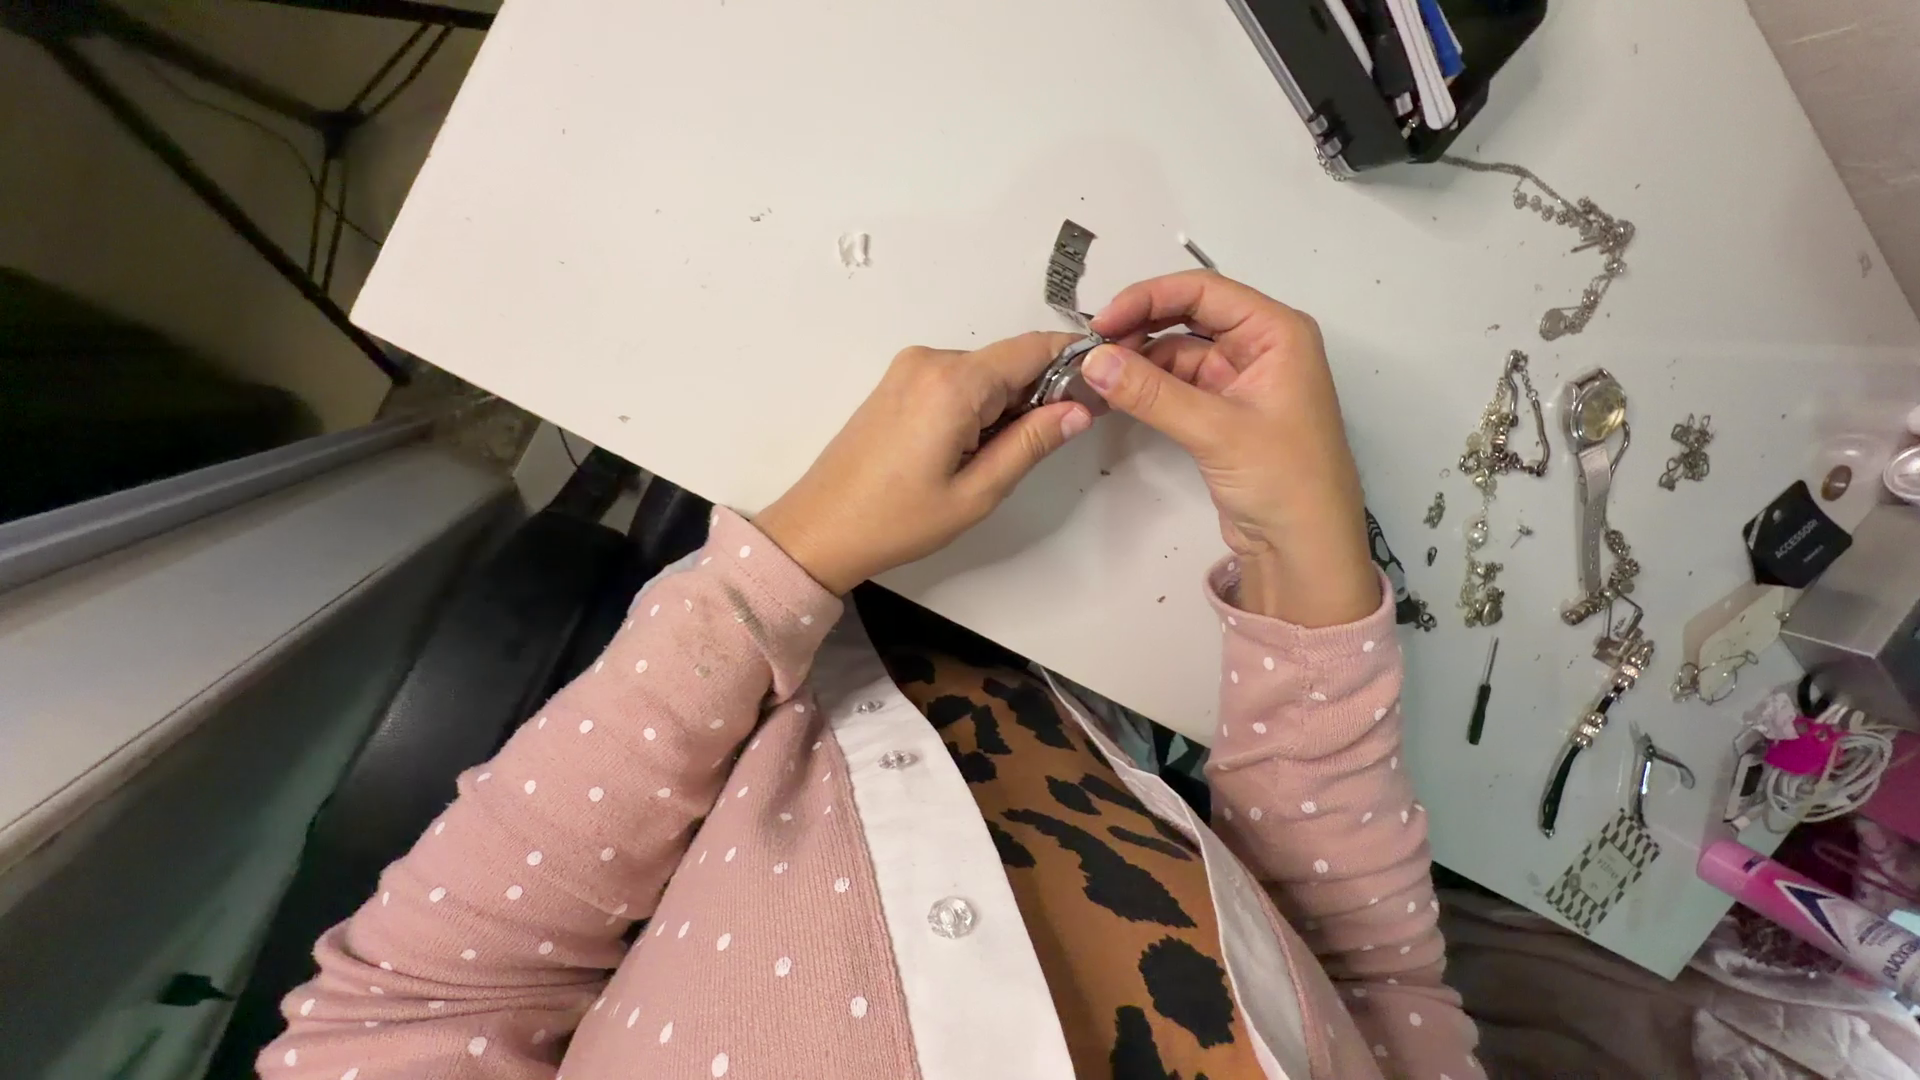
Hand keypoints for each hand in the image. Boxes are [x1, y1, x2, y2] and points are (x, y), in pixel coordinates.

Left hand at [756, 332, 1093, 593]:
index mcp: (953, 383)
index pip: (1033, 349)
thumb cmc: (896, 521)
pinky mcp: (897, 382)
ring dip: (1005, 402)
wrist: (819, 529)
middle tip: (1051, 441)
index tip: (1100, 389)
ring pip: (983, 372)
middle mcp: (930, 360)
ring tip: (996, 456)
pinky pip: (955, 380)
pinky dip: (977, 403)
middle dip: (1039, 391)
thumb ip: (1031, 444)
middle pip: (1008, 360)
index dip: (1074, 363)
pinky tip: (969, 445)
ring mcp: (909, 368)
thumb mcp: (977, 492)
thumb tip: (1080, 409)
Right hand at [1085, 272, 1378, 626]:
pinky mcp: (1222, 414)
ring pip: (1177, 354)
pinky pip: (1177, 387)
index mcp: (1276, 333)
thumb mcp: (1216, 429)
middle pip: (1188, 318)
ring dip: (1139, 362)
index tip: (1102, 322)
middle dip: (1140, 328)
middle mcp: (1259, 349)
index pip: (1204, 291)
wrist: (1305, 547)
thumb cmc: (1286, 480)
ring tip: (1098, 376)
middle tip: (1094, 350)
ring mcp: (1239, 382)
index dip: (1148, 298)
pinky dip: (1147, 389)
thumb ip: (1151, 393)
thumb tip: (1094, 362)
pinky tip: (1118, 395)